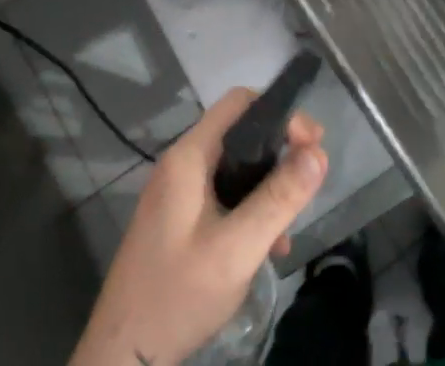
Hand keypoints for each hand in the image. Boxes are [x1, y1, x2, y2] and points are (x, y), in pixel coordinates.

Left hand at [70, 88, 328, 365]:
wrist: (125, 353)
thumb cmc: (179, 293)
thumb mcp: (237, 248)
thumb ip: (278, 198)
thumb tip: (318, 153)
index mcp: (188, 158)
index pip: (239, 103)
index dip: (280, 113)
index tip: (313, 145)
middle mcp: (180, 166)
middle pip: (239, 135)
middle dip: (280, 152)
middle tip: (311, 181)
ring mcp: (177, 195)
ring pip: (234, 169)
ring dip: (268, 187)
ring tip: (290, 224)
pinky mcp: (178, 221)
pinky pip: (223, 197)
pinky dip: (249, 210)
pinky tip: (268, 247)